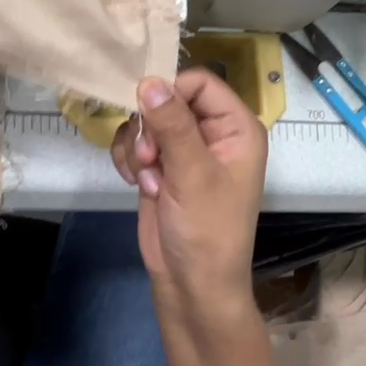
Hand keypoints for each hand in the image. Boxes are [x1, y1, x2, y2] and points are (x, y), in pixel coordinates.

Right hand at [111, 70, 267, 315]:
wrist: (191, 285)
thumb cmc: (207, 231)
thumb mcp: (192, 175)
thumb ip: (172, 125)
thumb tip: (149, 81)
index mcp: (236, 128)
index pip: (199, 82)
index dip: (170, 92)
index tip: (149, 116)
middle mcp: (212, 134)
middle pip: (167, 99)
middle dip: (149, 127)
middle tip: (149, 157)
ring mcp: (184, 151)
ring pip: (146, 121)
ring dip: (136, 146)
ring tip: (146, 177)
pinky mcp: (160, 168)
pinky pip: (135, 144)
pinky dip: (129, 160)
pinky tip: (136, 184)